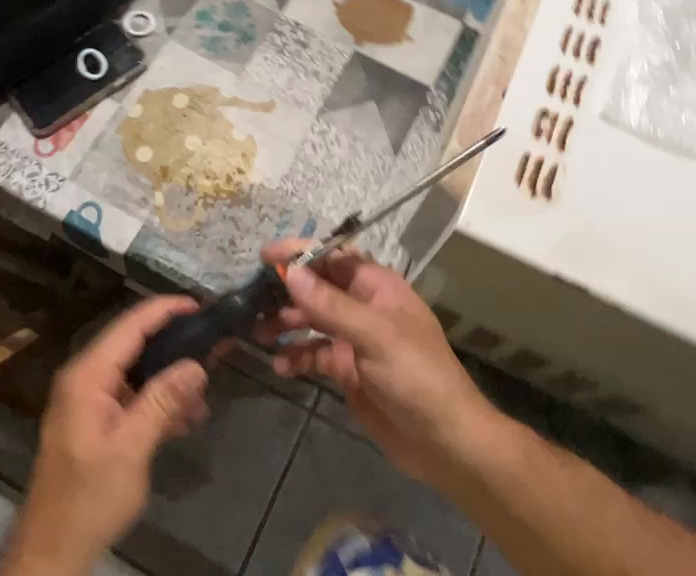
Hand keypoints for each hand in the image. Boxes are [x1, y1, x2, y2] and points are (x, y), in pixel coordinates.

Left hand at [0, 297, 211, 575]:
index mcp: (87, 375)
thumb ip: (163, 401)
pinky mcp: (94, 421)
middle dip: (175, 342)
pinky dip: (157, 401)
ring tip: (206, 390)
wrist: (52, 549)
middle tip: (215, 344)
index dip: (166, 309)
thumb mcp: (131, 448)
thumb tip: (196, 364)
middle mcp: (84, 378)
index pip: (130, 325)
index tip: (203, 305)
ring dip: (169, 378)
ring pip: (136, 371)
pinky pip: (130, 395)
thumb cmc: (89, 497)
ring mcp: (87, 400)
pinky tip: (184, 418)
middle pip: (134, 343)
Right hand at [257, 241, 497, 485]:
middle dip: (287, 291)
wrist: (444, 441)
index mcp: (378, 287)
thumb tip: (290, 272)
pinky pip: (315, 356)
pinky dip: (297, 358)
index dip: (300, 254)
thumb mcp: (374, 336)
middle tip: (251, 300)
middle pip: (319, 288)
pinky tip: (280, 366)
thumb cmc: (416, 377)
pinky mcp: (349, 372)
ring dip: (286, 324)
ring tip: (257, 332)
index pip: (334, 258)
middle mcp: (365, 307)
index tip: (264, 256)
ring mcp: (356, 341)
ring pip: (312, 321)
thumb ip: (330, 305)